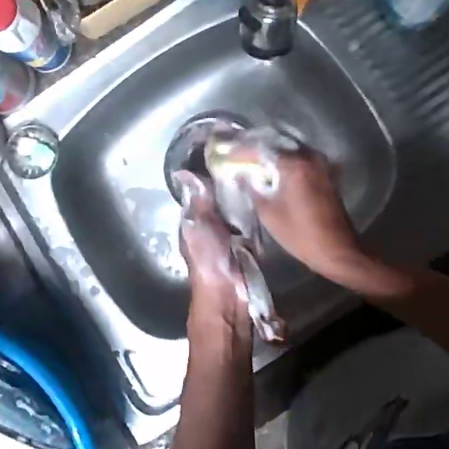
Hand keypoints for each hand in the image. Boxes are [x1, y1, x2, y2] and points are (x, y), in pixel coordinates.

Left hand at [173, 170, 251, 342]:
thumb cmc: (208, 260)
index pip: (201, 191)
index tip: (227, 154)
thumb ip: (196, 201)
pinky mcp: (248, 245)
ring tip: (262, 175)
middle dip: (232, 184)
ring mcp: (230, 236)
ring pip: (238, 208)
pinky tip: (268, 200)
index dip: (211, 175)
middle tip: (251, 162)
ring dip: (247, 198)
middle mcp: (210, 226)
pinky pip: (253, 222)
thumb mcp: (198, 226)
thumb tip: (181, 172)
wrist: (229, 295)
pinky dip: (258, 213)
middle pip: (222, 198)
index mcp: (193, 221)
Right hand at [234, 144, 371, 287]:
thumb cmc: (301, 233)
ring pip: (293, 155)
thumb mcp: (269, 214)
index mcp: (295, 164)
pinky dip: (290, 168)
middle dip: (260, 154)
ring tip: (256, 168)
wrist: (337, 250)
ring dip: (276, 160)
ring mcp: (323, 166)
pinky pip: (304, 164)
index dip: (244, 152)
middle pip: (279, 148)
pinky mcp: (329, 176)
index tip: (229, 155)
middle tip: (242, 160)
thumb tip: (241, 175)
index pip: (263, 149)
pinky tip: (277, 177)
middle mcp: (311, 158)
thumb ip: (252, 189)